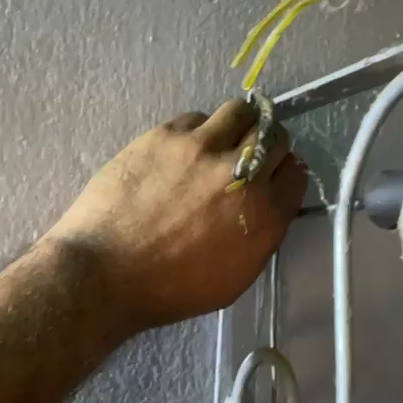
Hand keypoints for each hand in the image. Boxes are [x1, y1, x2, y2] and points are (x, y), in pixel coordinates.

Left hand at [44, 100, 307, 331]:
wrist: (106, 274)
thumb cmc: (170, 290)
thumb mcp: (234, 279)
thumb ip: (261, 237)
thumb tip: (268, 206)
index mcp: (264, 215)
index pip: (295, 173)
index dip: (284, 173)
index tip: (271, 177)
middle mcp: (241, 174)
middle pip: (274, 136)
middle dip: (266, 145)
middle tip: (248, 156)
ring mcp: (202, 148)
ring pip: (239, 112)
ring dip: (237, 125)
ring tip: (220, 141)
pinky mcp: (165, 135)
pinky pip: (196, 118)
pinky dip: (197, 131)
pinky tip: (182, 151)